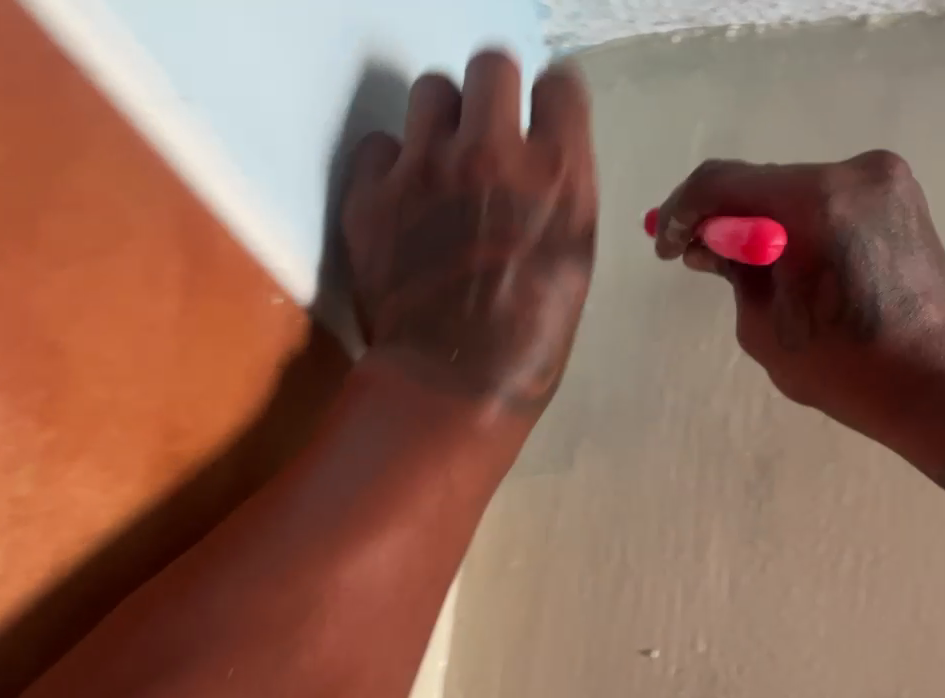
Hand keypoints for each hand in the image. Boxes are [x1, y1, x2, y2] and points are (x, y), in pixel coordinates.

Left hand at [342, 52, 597, 418]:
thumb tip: (537, 164)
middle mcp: (494, 151)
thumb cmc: (531, 342)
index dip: (549, 106)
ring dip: (441, 123)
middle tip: (485, 138)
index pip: (560, 84)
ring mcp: (426, 168)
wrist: (454, 385)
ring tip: (440, 169)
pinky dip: (391, 167)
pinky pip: (379, 144)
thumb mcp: (572, 262)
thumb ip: (558, 196)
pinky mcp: (372, 193)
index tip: (538, 128)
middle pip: (491, 64)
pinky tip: (401, 203)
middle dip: (492, 95)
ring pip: (431, 91)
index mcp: (559, 174)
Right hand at [653, 152, 944, 432]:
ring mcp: (884, 179)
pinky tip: (788, 263)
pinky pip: (827, 200)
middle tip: (694, 258)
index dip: (680, 212)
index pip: (722, 183)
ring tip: (743, 270)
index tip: (665, 248)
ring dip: (760, 223)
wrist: (941, 382)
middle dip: (721, 219)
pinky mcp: (899, 197)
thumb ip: (733, 273)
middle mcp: (852, 171)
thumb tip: (709, 244)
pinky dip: (797, 224)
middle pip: (760, 182)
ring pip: (793, 190)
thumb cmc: (847, 371)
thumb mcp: (766, 328)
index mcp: (815, 203)